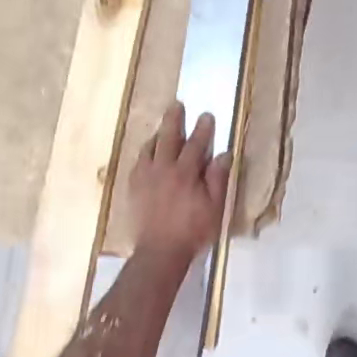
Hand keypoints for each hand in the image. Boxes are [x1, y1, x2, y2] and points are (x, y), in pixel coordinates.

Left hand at [128, 103, 231, 265]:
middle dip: (174, 120)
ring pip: (149, 149)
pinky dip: (145, 153)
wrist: (160, 252)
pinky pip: (137, 163)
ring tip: (163, 127)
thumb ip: (218, 178)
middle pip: (168, 139)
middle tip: (176, 104)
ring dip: (158, 135)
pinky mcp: (133, 189)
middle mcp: (163, 170)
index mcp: (185, 173)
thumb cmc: (194, 230)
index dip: (203, 129)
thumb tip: (223, 154)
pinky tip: (148, 153)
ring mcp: (145, 179)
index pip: (196, 145)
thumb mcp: (215, 206)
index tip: (207, 114)